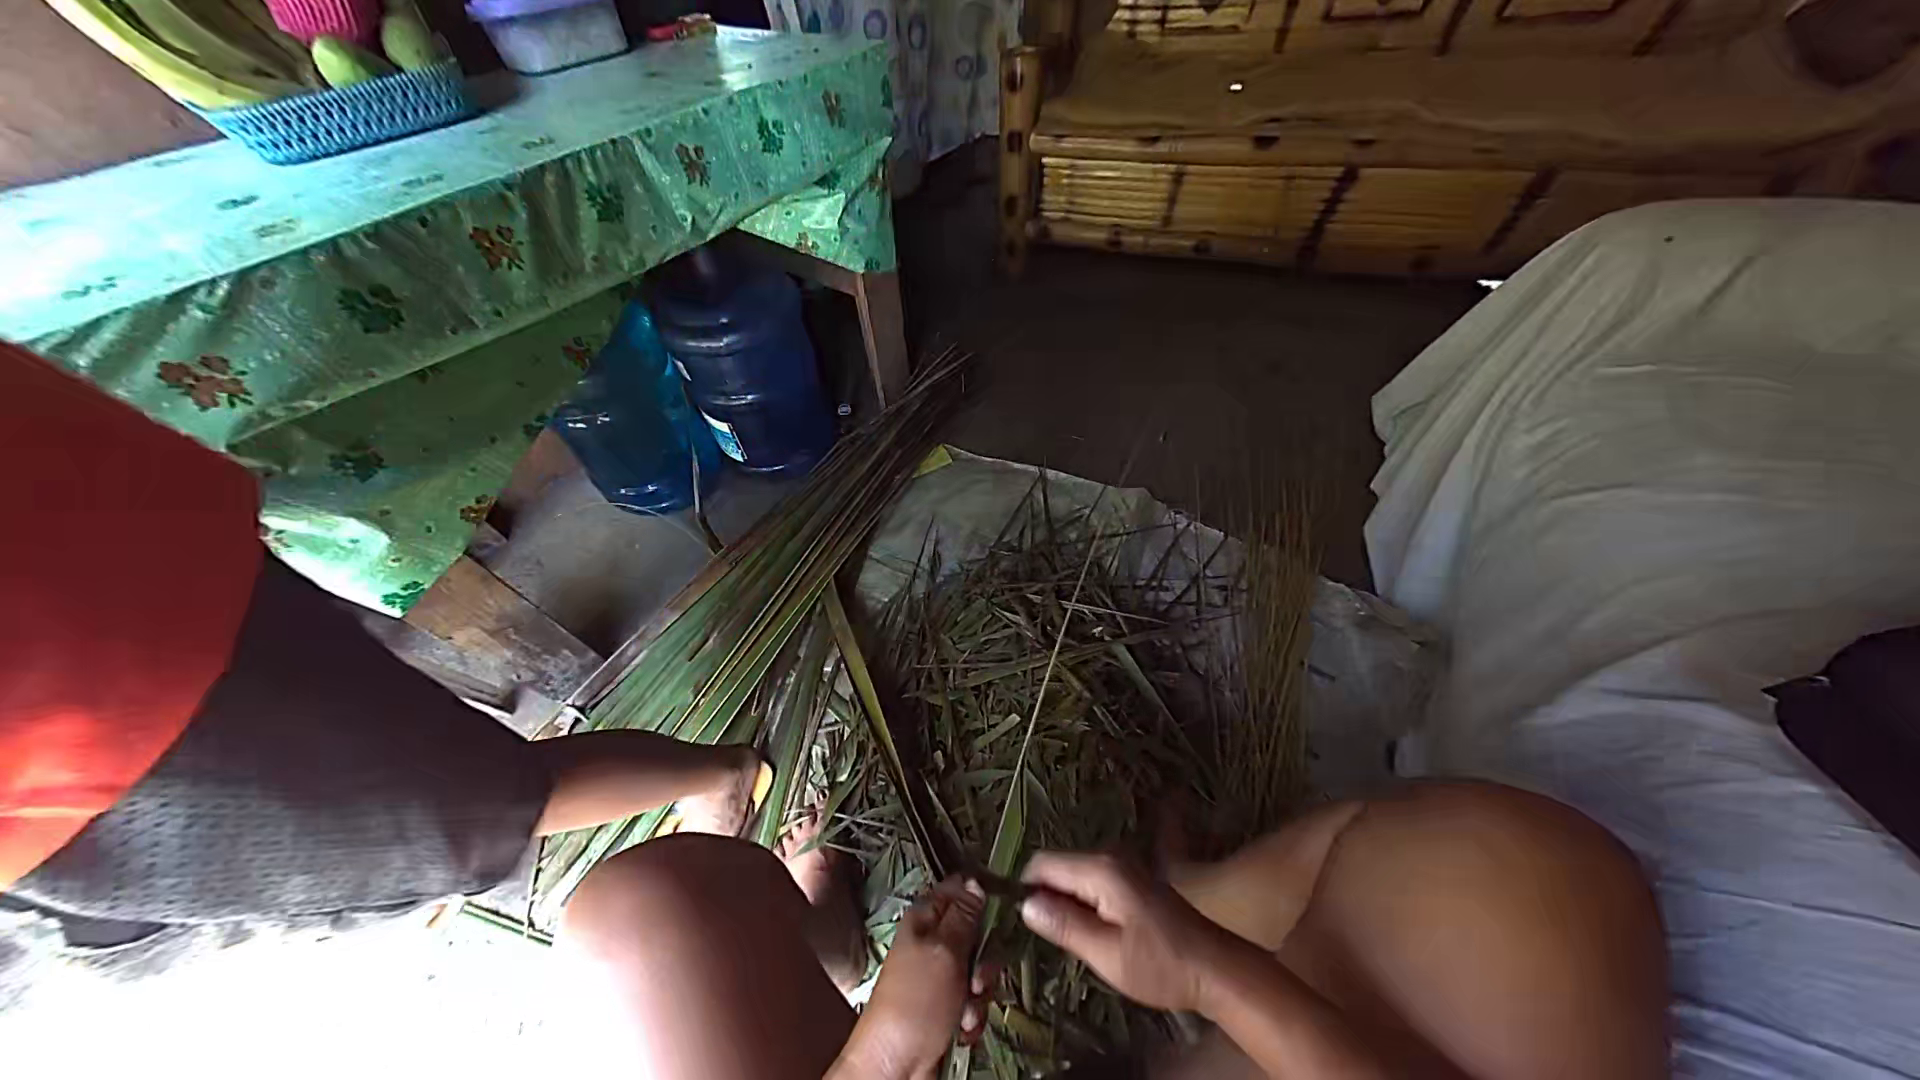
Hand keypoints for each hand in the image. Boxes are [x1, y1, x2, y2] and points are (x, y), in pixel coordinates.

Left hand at [833, 877, 990, 1079]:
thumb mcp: (944, 951)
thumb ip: (964, 916)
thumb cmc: (917, 1002)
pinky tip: (962, 1029)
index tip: (1000, 912)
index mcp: (925, 918)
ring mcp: (940, 975)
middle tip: (977, 979)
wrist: (896, 1068)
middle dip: (985, 959)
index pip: (959, 889)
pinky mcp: (947, 1006)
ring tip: (965, 1012)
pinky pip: (975, 1000)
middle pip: (977, 933)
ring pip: (980, 969)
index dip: (982, 896)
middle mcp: (933, 942)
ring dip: (980, 994)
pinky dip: (973, 1016)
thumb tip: (975, 881)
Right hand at [1019, 851, 1233, 1013]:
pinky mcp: (1130, 882)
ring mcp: (1122, 868)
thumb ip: (1065, 925)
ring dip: (1065, 905)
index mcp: (1100, 870)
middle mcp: (1109, 859)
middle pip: (1058, 868)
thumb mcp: (1106, 953)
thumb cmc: (1162, 965)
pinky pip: (1091, 885)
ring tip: (1072, 942)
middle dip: (1046, 898)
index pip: (1043, 862)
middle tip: (1049, 939)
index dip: (1026, 887)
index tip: (1020, 920)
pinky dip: (1083, 906)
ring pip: (1073, 878)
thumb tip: (1026, 904)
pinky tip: (1094, 936)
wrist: (1216, 969)